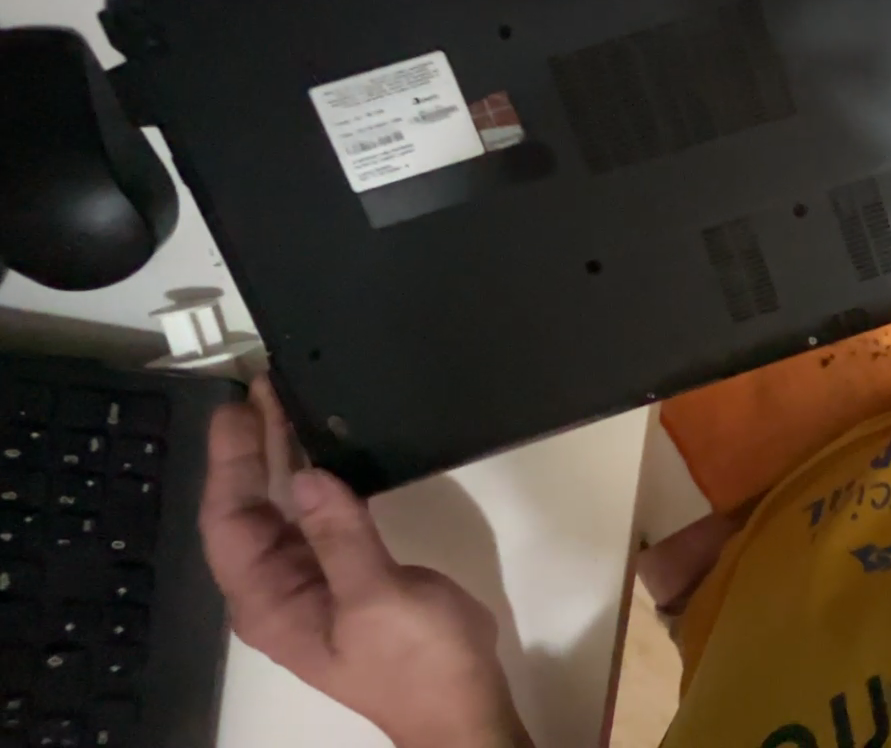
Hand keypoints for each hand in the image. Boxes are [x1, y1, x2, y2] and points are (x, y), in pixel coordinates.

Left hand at [199, 378, 532, 747]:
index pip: (234, 520)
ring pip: (287, 510)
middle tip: (262, 391)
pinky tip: (333, 458)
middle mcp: (282, 584)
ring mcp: (318, 578)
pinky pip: (323, 517)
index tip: (238, 409)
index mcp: (270, 597)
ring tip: (291, 409)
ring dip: (286, 461)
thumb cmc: (412, 655)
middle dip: (254, 451)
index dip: (234, 462)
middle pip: (253, 509)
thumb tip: (311, 476)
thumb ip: (342, 538)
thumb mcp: (375, 598)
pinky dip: (323, 481)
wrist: (457, 696)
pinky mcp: (355, 570)